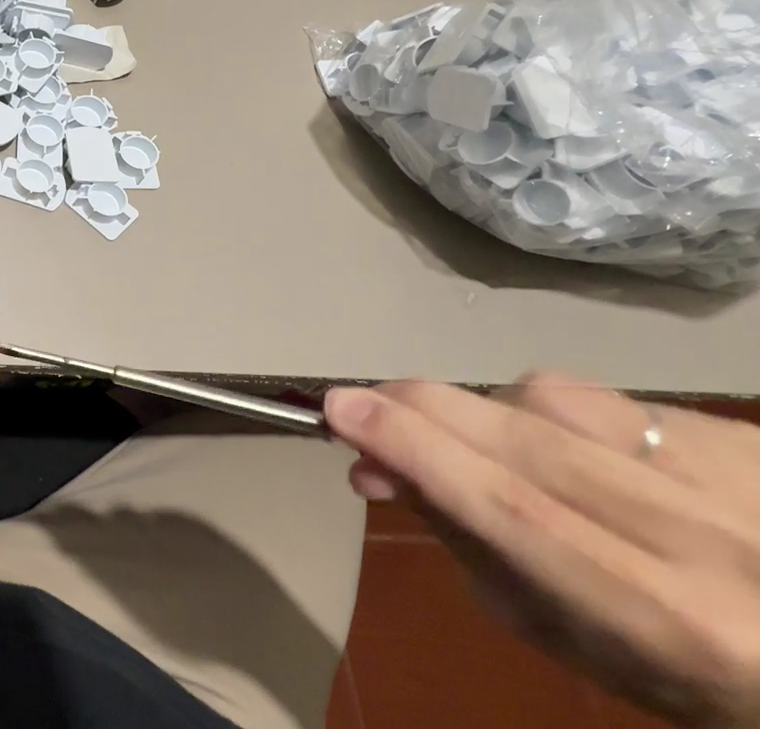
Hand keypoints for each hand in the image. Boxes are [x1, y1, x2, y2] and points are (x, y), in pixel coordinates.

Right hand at [325, 374, 759, 725]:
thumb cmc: (672, 664)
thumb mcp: (563, 632)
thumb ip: (468, 544)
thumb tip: (373, 465)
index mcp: (666, 617)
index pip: (510, 509)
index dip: (413, 448)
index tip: (338, 409)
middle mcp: (709, 540)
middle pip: (526, 440)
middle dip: (421, 408)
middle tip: (358, 400)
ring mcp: (737, 477)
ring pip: (556, 398)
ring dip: (483, 407)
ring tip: (473, 437)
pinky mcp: (741, 434)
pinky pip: (604, 393)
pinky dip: (547, 406)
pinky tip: (554, 437)